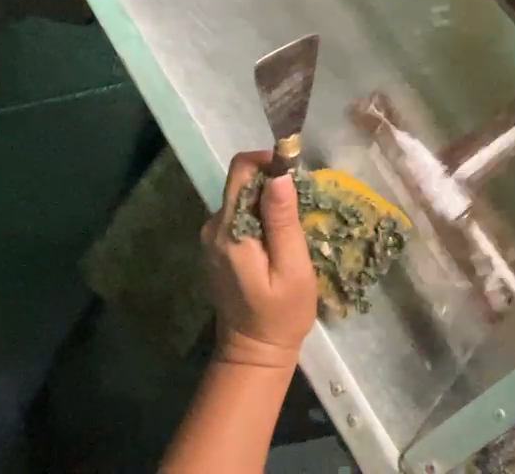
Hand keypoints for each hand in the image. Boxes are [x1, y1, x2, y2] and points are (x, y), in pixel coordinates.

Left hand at [201, 151, 318, 370]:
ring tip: (294, 224)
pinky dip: (260, 216)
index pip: (241, 170)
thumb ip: (282, 221)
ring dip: (267, 201)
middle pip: (241, 182)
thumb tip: (279, 176)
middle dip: (272, 183)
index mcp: (230, 230)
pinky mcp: (218, 246)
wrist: (253, 354)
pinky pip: (240, 215)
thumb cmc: (280, 315)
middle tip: (301, 203)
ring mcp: (213, 237)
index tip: (294, 173)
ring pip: (242, 198)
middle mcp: (214, 227)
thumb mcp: (291, 268)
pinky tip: (279, 239)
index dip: (268, 161)